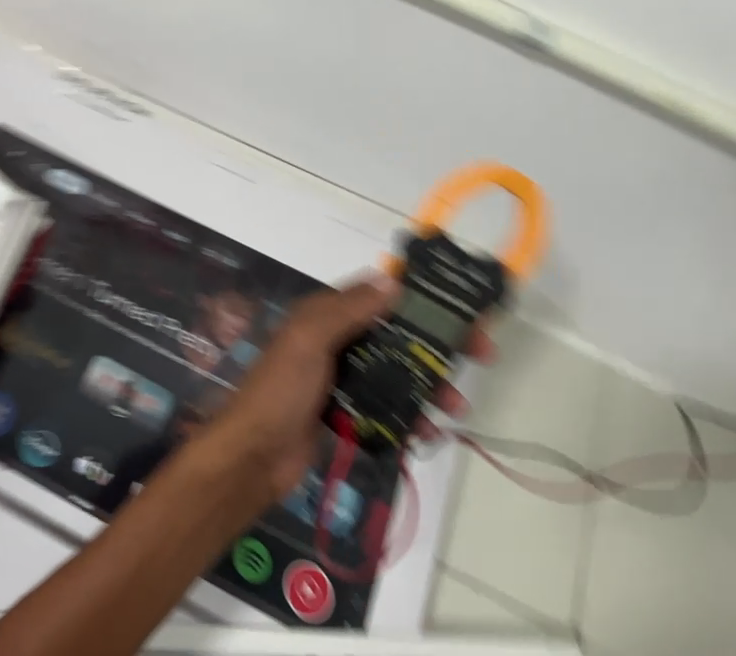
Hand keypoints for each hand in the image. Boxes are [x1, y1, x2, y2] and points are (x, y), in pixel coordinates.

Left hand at [190, 273, 495, 502]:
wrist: (254, 455)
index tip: (464, 312)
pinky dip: (408, 415)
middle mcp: (333, 339)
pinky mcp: (344, 411)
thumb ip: (348, 310)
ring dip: (429, 385)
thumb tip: (393, 280)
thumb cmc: (280, 391)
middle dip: (437, 345)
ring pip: (396, 372)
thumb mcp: (309, 340)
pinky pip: (385, 406)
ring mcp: (339, 377)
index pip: (381, 295)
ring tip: (455, 409)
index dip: (423, 300)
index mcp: (323, 314)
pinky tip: (426, 432)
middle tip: (482, 358)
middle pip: (396, 334)